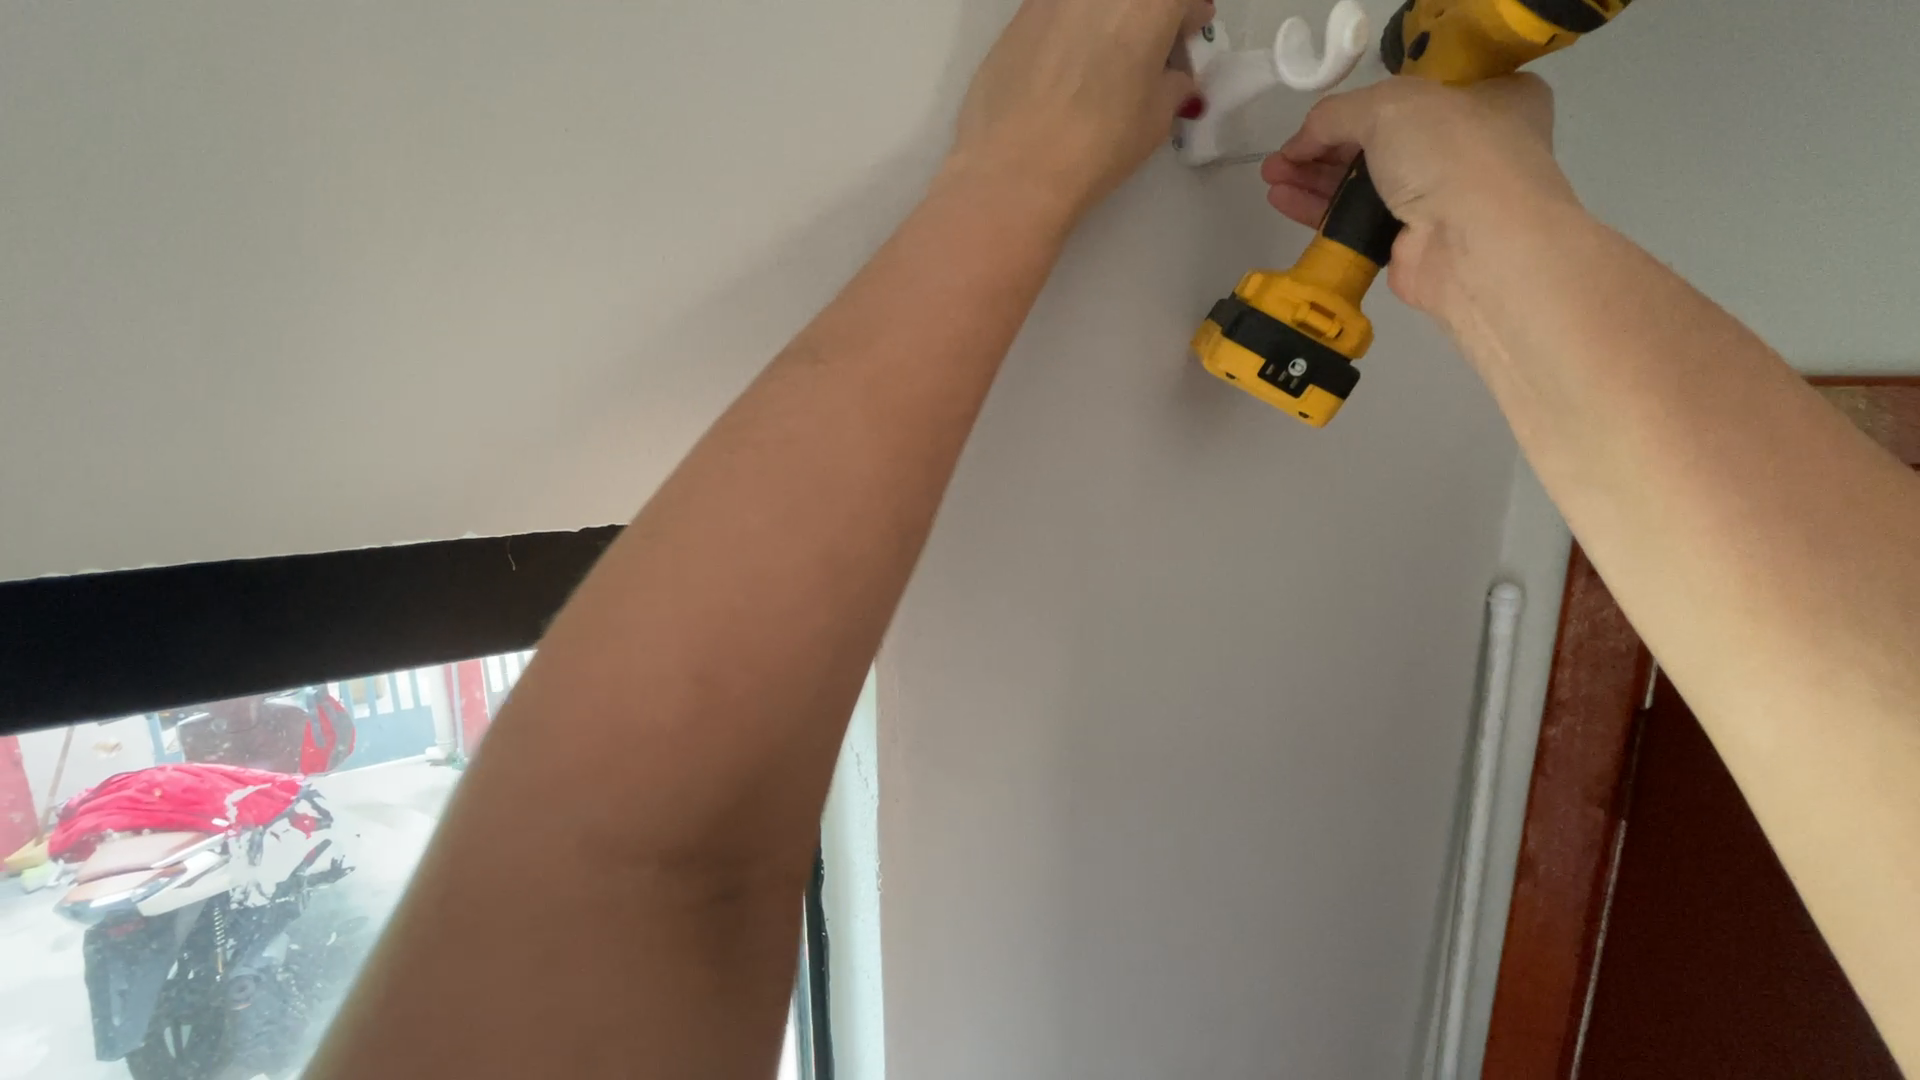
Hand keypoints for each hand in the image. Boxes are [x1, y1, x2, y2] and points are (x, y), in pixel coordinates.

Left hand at [945, 0, 1213, 222]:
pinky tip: (1065, 68)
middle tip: (1148, 45)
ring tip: (1102, 58)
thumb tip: (1172, 77)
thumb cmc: (1097, 146)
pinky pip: (1057, 13)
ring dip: (1106, 19)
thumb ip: (1172, 85)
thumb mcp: (1155, 121)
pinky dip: (1070, 29)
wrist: (1014, 170)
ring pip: (1093, 3)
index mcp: (1149, 0)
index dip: (1190, 14)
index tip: (1190, 32)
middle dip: (1147, 14)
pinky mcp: (1016, 16)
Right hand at [1261, 74, 1577, 315]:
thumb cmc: (1449, 153)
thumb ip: (1337, 114)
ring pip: (1361, 184)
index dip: (1357, 108)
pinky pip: (1354, 220)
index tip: (1315, 123)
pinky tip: (1283, 200)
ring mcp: (1438, 199)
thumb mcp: (1390, 105)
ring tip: (1271, 178)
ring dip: (1312, 179)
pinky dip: (1318, 210)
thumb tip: (1301, 140)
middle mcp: (1465, 147)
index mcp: (1486, 97)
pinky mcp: (1409, 242)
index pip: (1410, 98)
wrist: (1473, 241)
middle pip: (1376, 144)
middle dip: (1322, 149)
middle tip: (1279, 158)